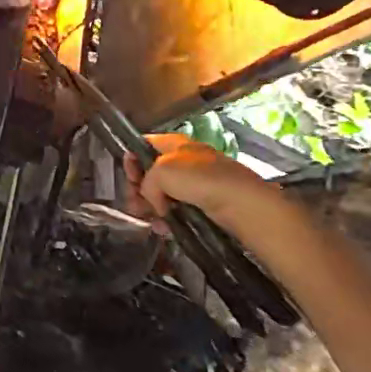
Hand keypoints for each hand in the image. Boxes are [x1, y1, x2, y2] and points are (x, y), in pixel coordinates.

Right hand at [123, 134, 277, 226]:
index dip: (130, 159)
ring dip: (150, 207)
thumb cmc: (199, 180)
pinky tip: (164, 228)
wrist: (242, 204)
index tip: (128, 176)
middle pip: (149, 171)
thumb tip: (153, 200)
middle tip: (135, 204)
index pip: (143, 144)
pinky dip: (168, 217)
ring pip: (162, 193)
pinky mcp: (203, 202)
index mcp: (174, 144)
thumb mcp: (160, 172)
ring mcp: (195, 182)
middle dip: (138, 189)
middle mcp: (183, 160)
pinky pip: (177, 208)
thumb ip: (145, 183)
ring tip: (149, 221)